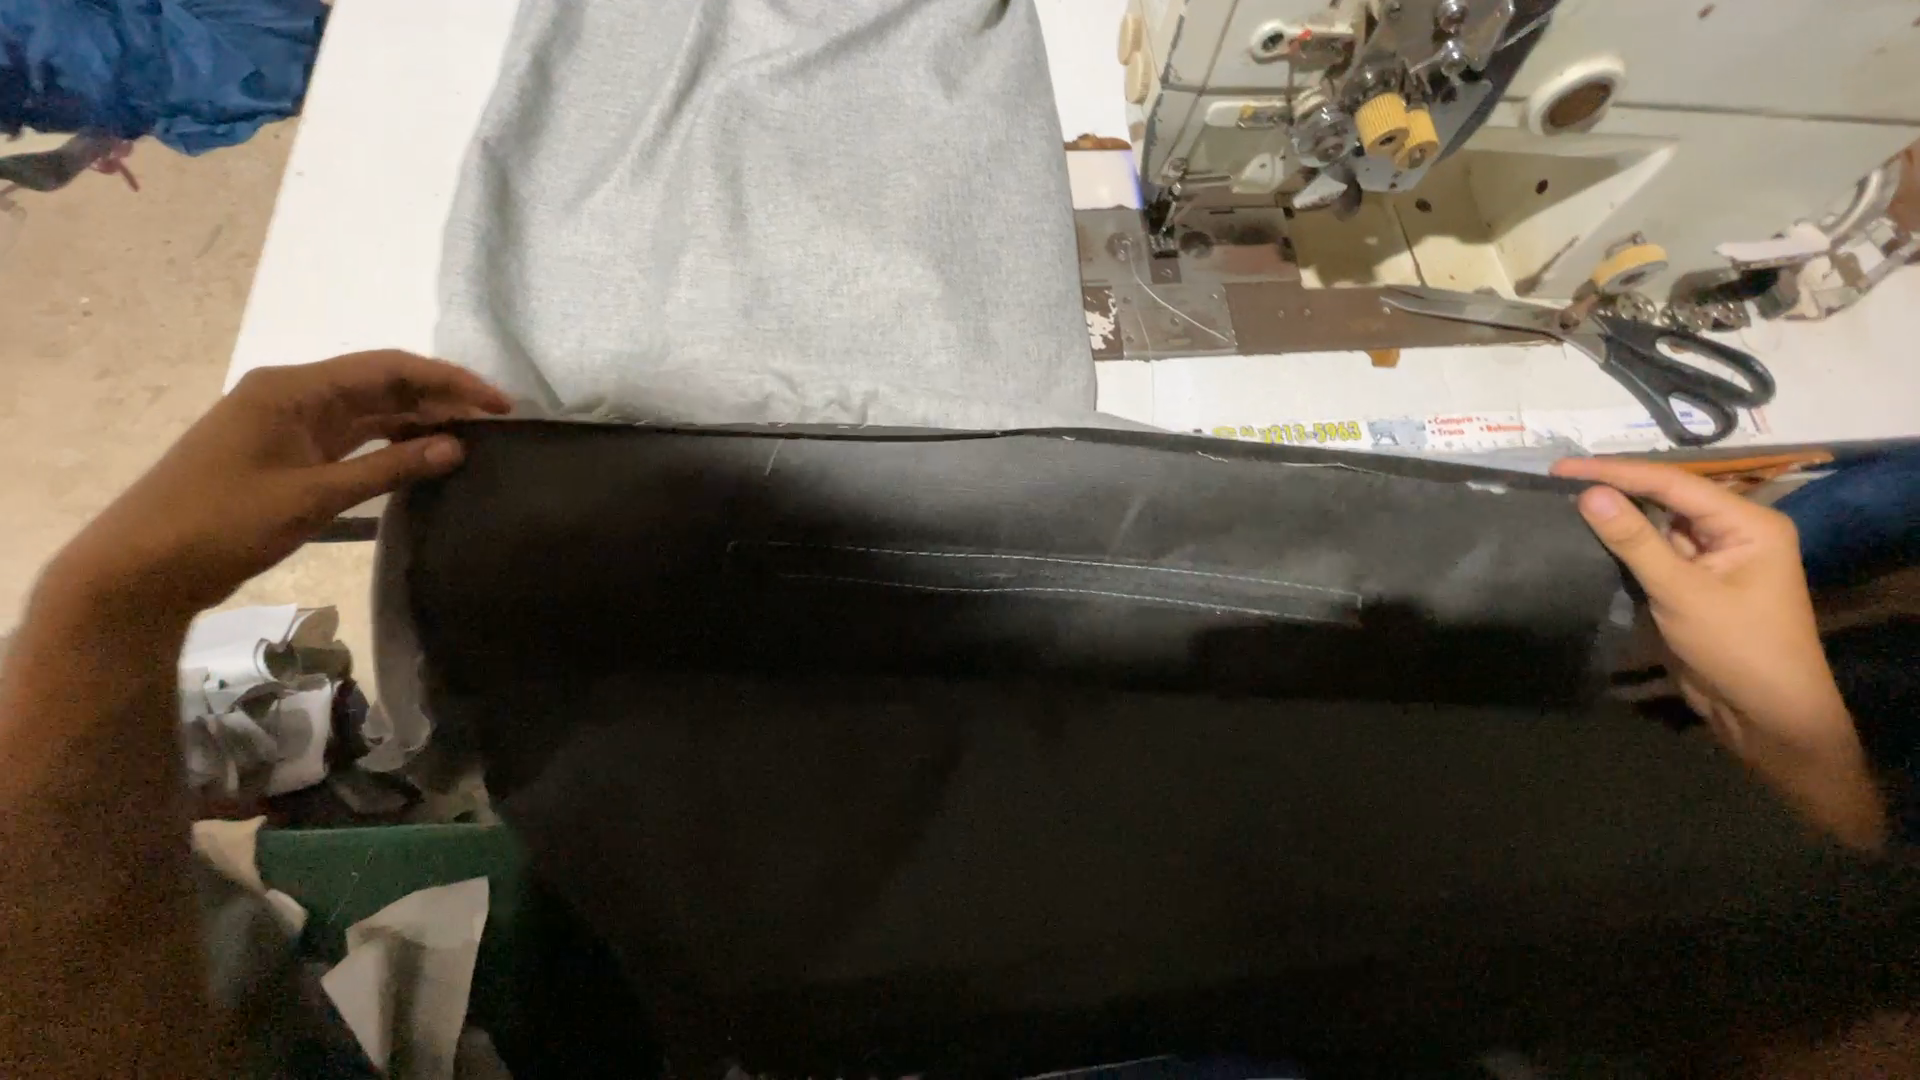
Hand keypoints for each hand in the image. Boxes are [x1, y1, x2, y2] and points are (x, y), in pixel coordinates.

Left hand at [48, 351, 510, 614]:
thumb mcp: (314, 495)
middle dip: (442, 397)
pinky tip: (430, 454)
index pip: (388, 368)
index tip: (499, 404)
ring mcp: (292, 424)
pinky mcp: (294, 453)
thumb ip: (391, 467)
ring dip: (423, 420)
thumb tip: (459, 446)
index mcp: (292, 390)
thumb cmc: (222, 523)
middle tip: (496, 423)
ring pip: (374, 410)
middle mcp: (294, 395)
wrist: (142, 568)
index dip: (449, 380)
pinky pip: (358, 436)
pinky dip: (396, 442)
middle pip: (384, 384)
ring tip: (474, 438)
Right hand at [1551, 457, 1884, 849]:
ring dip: (1611, 513)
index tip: (1560, 468)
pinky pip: (1648, 549)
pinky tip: (1582, 534)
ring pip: (1653, 523)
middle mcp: (1731, 531)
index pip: (1673, 483)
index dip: (1615, 473)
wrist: (1761, 708)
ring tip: (1559, 500)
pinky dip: (1617, 541)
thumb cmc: (1736, 645)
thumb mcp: (1681, 590)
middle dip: (1612, 487)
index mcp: (1747, 524)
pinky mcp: (1688, 580)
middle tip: (1554, 480)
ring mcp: (1709, 556)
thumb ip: (1634, 540)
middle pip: (1663, 497)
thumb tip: (1588, 494)